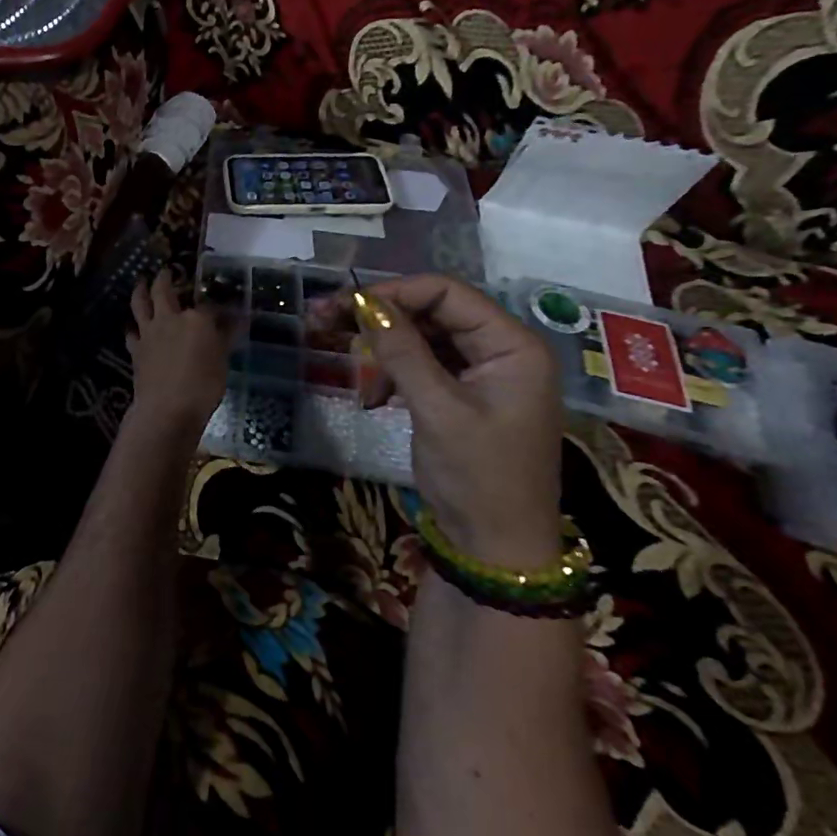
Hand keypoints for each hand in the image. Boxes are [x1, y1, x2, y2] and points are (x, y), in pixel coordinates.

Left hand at [126, 268, 229, 429]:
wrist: (167, 407)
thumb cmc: (203, 385)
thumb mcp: (222, 360)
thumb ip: (225, 337)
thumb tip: (235, 320)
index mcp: (196, 318)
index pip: (207, 303)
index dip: (215, 302)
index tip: (220, 303)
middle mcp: (170, 318)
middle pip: (164, 290)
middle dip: (165, 278)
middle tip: (165, 270)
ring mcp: (149, 332)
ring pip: (140, 303)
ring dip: (140, 290)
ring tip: (141, 282)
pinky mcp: (135, 348)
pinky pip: (131, 331)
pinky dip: (132, 326)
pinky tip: (133, 326)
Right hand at [357, 275, 562, 566]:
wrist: (496, 542)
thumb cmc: (478, 474)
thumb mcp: (438, 410)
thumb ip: (404, 353)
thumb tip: (365, 305)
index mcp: (512, 346)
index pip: (449, 294)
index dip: (395, 293)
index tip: (344, 305)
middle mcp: (501, 351)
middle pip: (434, 313)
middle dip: (380, 317)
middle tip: (324, 322)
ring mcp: (483, 374)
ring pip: (424, 340)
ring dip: (383, 350)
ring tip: (349, 368)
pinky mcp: (464, 396)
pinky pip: (424, 367)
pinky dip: (393, 375)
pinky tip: (373, 396)